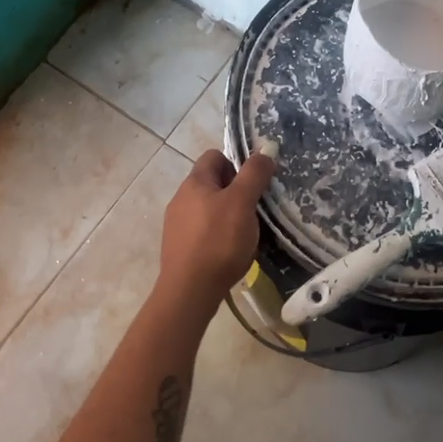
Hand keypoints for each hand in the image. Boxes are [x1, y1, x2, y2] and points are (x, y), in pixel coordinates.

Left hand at [156, 150, 276, 308]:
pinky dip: (216, 235)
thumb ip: (254, 173)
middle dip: (234, 191)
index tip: (253, 183)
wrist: (189, 292)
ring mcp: (176, 224)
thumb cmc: (218, 240)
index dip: (236, 163)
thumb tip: (266, 149)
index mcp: (194, 182)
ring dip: (226, 215)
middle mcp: (181, 198)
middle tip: (253, 209)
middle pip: (212, 183)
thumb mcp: (242, 202)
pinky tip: (227, 253)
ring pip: (207, 208)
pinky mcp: (178, 248)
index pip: (215, 156)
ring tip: (243, 234)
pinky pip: (201, 231)